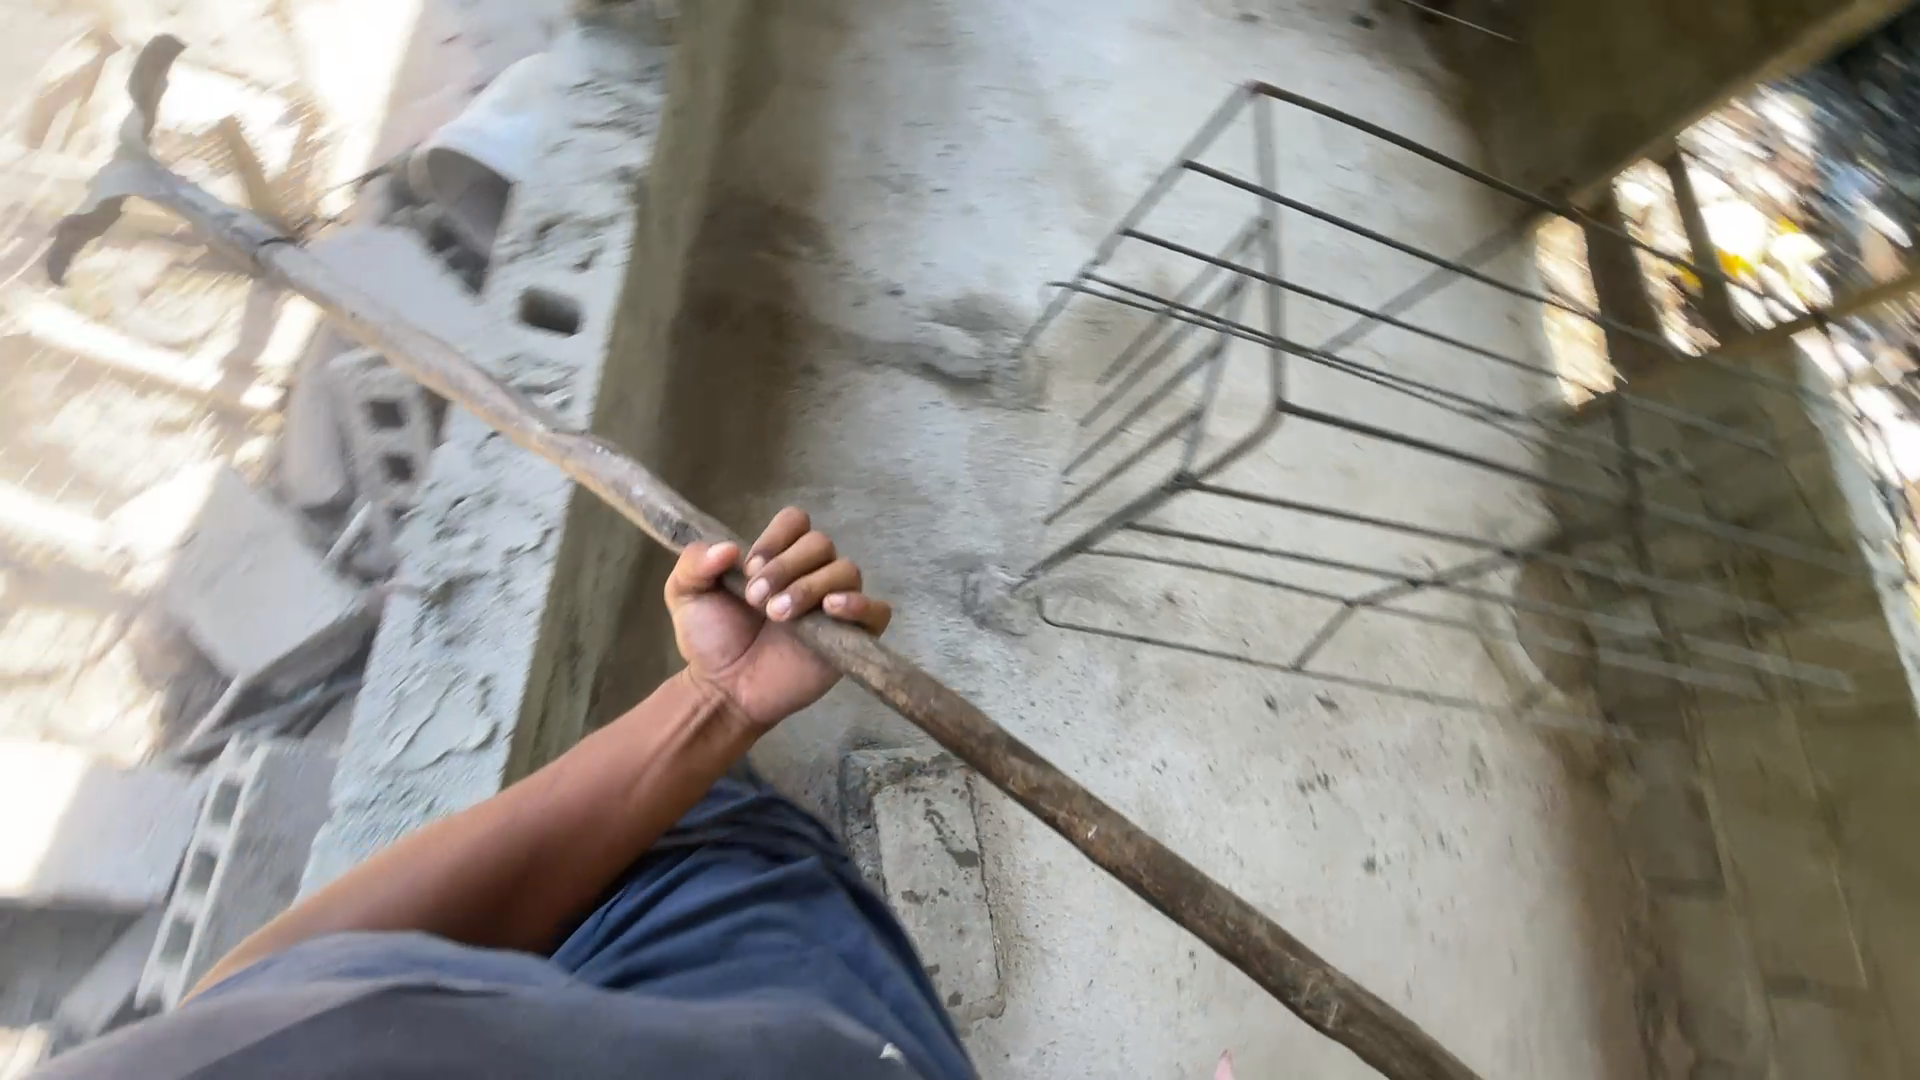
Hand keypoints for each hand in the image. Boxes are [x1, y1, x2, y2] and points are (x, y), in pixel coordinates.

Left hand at [666, 507, 892, 729]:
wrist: (724, 691)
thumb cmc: (712, 640)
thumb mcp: (686, 595)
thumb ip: (695, 563)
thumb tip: (728, 549)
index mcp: (780, 556)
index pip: (796, 522)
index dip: (776, 538)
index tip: (749, 567)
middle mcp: (813, 572)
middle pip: (821, 544)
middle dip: (787, 566)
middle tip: (757, 599)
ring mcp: (836, 603)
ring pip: (847, 571)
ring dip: (812, 586)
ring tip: (780, 614)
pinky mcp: (854, 636)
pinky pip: (877, 610)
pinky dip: (861, 605)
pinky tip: (832, 609)